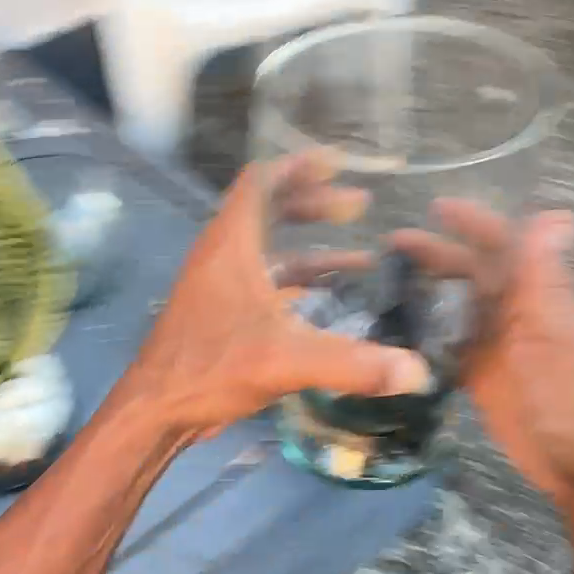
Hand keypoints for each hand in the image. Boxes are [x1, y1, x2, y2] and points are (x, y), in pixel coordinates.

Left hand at [126, 156, 430, 435]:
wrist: (157, 409)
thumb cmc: (211, 367)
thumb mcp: (284, 360)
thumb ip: (352, 364)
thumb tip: (416, 372)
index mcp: (232, 244)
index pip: (262, 181)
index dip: (299, 166)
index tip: (339, 164)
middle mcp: (224, 257)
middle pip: (269, 211)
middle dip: (314, 206)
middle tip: (360, 208)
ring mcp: (221, 288)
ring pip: (270, 253)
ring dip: (312, 250)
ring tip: (362, 258)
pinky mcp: (223, 318)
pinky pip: (267, 287)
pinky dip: (299, 287)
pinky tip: (331, 304)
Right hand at [389, 201, 573, 506]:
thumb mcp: (560, 339)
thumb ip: (548, 282)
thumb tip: (556, 214)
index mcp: (541, 297)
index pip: (506, 247)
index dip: (474, 224)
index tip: (436, 207)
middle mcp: (517, 315)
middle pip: (473, 274)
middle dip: (436, 256)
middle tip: (389, 246)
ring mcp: (498, 348)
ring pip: (457, 309)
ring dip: (425, 294)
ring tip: (380, 285)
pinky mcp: (482, 380)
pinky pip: (449, 350)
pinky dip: (426, 340)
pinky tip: (394, 334)